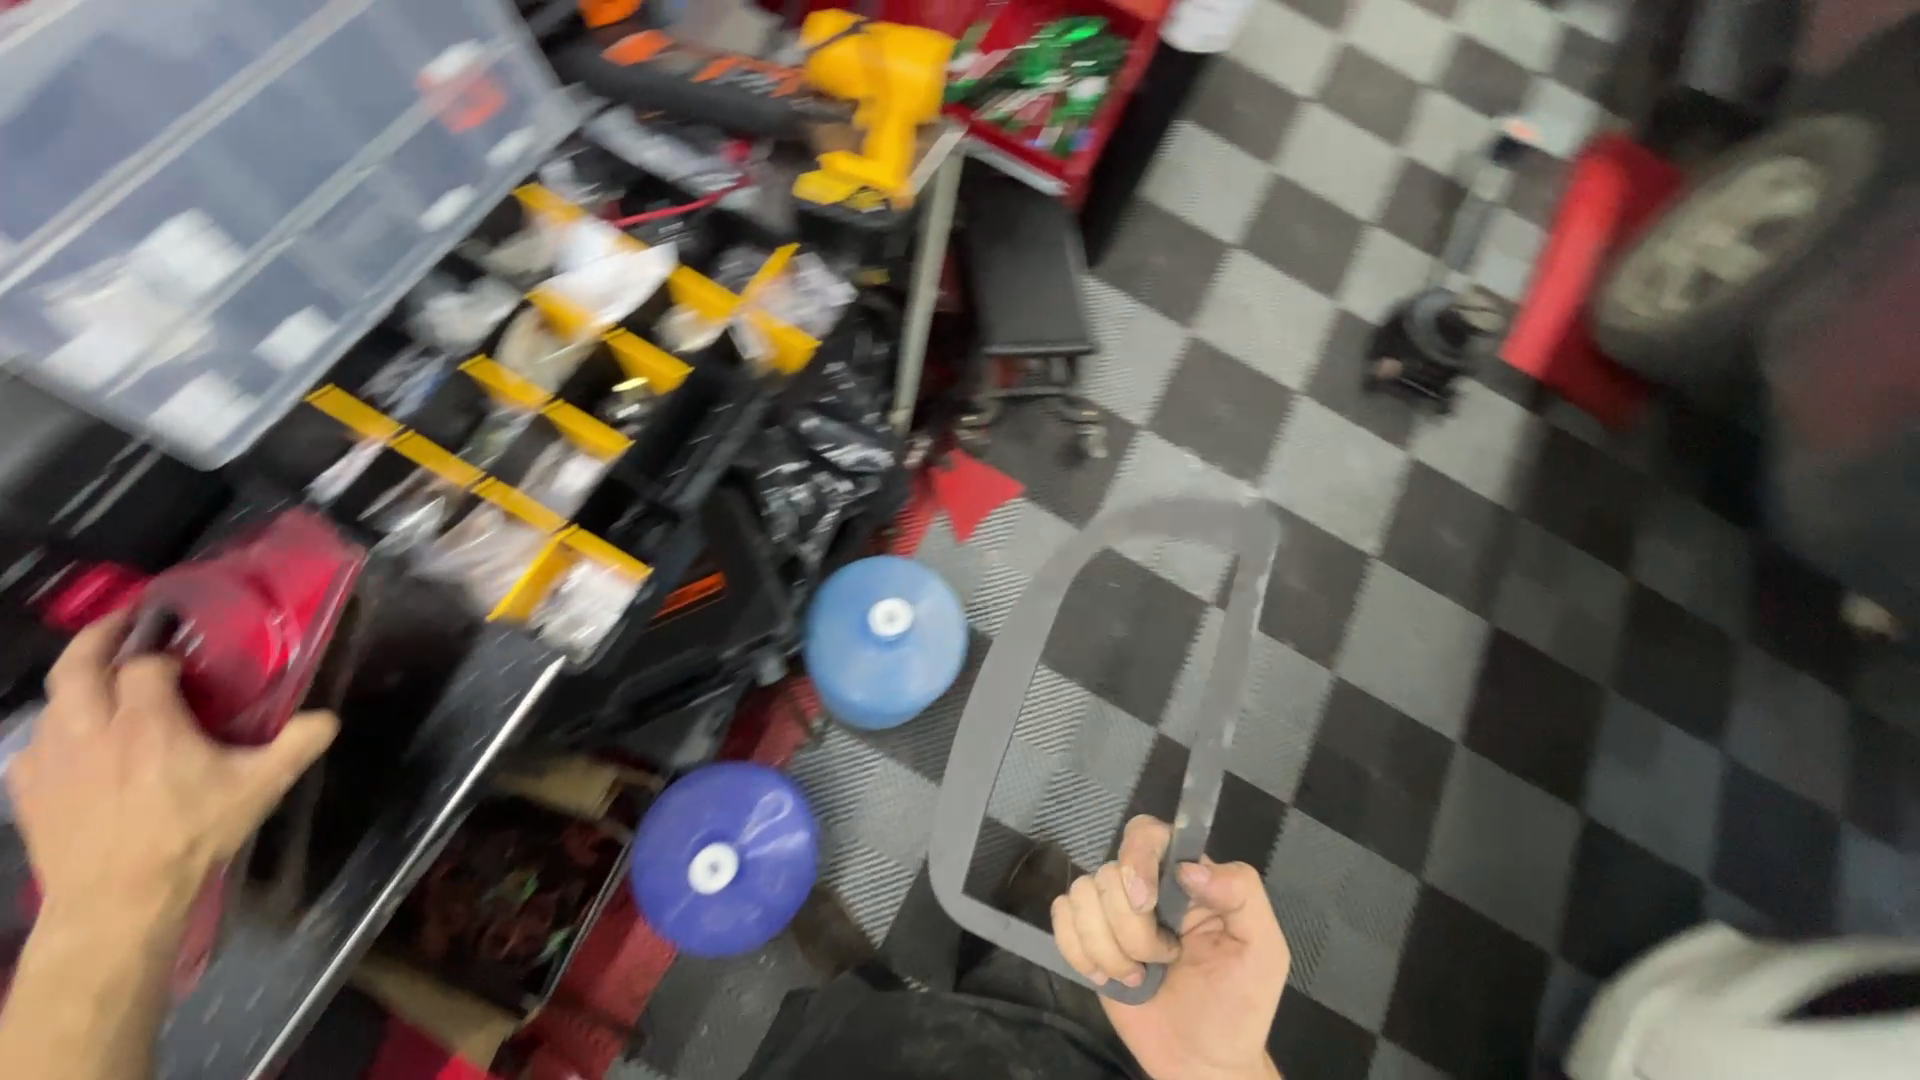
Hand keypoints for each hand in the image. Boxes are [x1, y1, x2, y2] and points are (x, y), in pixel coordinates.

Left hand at [5, 614, 338, 924]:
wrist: (118, 898)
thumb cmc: (193, 833)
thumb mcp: (262, 786)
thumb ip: (299, 743)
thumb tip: (327, 717)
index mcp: (147, 724)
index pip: (142, 665)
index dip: (161, 655)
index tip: (181, 660)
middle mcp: (90, 731)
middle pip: (76, 666)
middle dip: (98, 638)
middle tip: (123, 624)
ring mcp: (49, 760)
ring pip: (51, 702)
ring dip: (76, 684)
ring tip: (101, 684)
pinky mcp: (26, 789)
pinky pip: (34, 743)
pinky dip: (55, 730)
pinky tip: (75, 743)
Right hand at [1052, 816, 1288, 1079]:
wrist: (1203, 1062)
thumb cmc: (1239, 1004)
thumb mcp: (1263, 948)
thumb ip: (1241, 894)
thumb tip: (1188, 869)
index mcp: (1183, 877)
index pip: (1146, 833)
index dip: (1137, 858)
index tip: (1145, 902)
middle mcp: (1144, 885)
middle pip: (1109, 873)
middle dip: (1131, 929)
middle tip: (1161, 960)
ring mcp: (1110, 912)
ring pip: (1081, 895)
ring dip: (1107, 948)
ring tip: (1138, 976)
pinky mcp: (1086, 939)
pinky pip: (1060, 919)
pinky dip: (1080, 952)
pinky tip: (1107, 977)